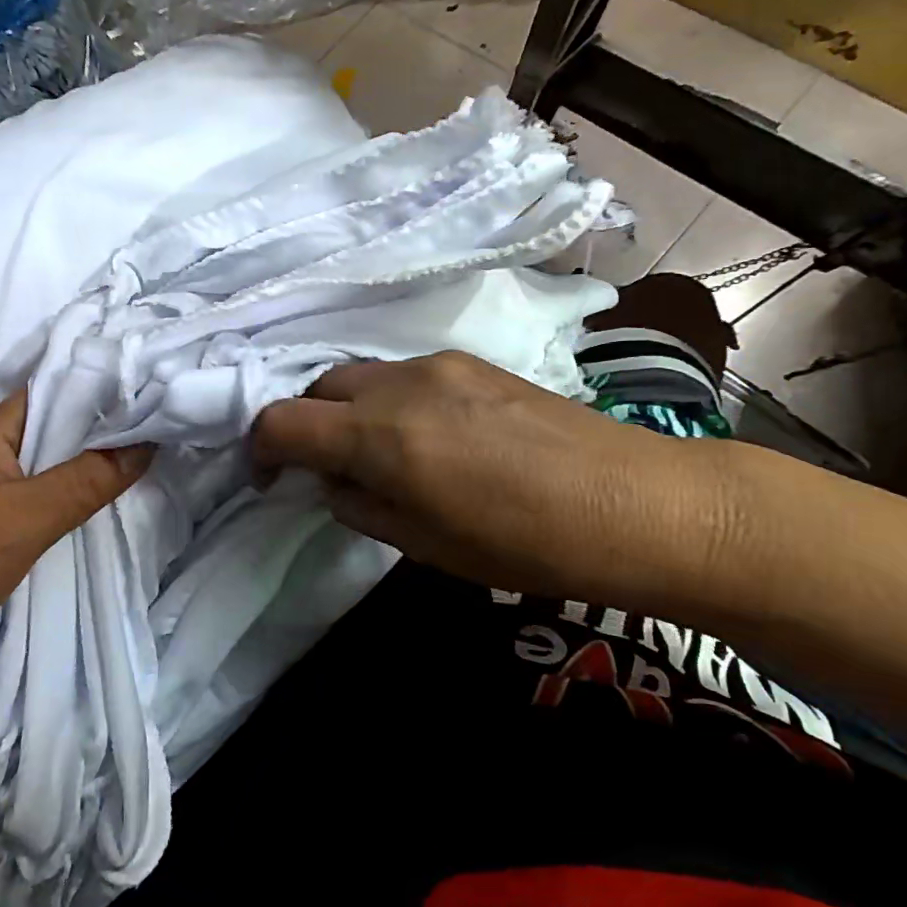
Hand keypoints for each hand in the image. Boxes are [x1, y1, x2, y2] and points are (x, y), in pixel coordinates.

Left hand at [0, 391, 153, 648]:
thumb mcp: (26, 518)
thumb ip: (87, 480)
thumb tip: (146, 441)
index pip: (45, 393)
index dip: (95, 393)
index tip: (147, 402)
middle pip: (35, 432)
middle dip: (87, 440)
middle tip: (146, 446)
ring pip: (21, 470)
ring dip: (62, 475)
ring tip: (119, 481)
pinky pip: (3, 501)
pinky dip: (37, 505)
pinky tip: (63, 522)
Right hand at [251, 351, 737, 613]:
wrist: (647, 505)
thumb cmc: (531, 545)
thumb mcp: (425, 545)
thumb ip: (359, 505)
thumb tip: (333, 481)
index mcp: (383, 436)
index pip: (282, 422)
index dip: (259, 450)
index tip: (268, 479)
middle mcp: (400, 385)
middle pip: (316, 388)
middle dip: (304, 426)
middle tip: (324, 469)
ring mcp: (438, 365)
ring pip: (357, 376)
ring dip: (345, 411)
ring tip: (375, 453)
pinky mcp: (470, 361)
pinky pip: (399, 374)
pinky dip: (384, 401)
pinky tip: (421, 435)